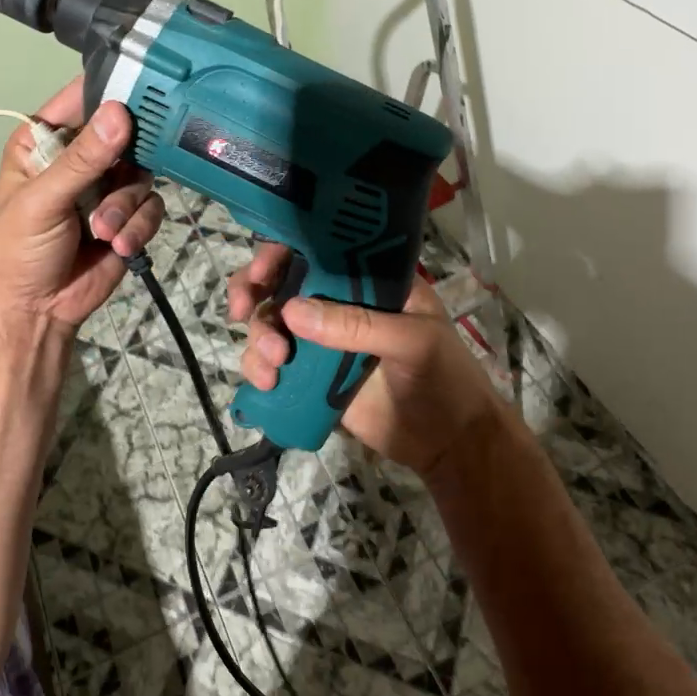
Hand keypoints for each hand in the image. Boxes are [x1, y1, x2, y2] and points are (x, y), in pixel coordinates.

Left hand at [0, 77, 165, 332]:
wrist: (37, 312)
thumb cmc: (20, 250)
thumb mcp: (44, 201)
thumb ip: (83, 159)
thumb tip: (119, 112)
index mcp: (45, 141)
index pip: (80, 100)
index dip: (110, 93)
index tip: (142, 90)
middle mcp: (79, 157)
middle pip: (123, 134)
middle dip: (127, 161)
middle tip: (128, 173)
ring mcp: (107, 186)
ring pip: (141, 174)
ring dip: (125, 206)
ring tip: (104, 232)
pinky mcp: (129, 216)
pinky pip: (150, 206)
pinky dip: (137, 227)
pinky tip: (118, 245)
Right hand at [229, 243, 498, 475]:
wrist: (452, 445)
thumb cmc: (446, 378)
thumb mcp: (413, 341)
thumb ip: (357, 325)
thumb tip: (291, 311)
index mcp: (367, 279)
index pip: (315, 250)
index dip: (280, 253)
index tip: (261, 271)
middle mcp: (338, 302)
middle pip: (279, 282)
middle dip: (253, 292)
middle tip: (243, 312)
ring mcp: (322, 340)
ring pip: (270, 323)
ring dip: (259, 337)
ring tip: (274, 365)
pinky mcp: (311, 378)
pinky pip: (272, 364)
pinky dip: (258, 368)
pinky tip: (267, 384)